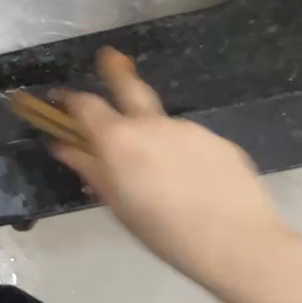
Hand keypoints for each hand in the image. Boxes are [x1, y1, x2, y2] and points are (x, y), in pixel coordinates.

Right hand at [52, 46, 298, 281]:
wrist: (241, 246)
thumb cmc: (165, 231)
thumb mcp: (117, 204)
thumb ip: (89, 168)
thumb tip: (62, 147)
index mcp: (117, 138)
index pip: (85, 105)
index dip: (69, 99)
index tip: (60, 98)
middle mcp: (150, 124)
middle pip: (128, 86)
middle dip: (115, 69)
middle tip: (109, 56)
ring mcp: (188, 129)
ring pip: (163, 125)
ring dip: (156, 135)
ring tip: (166, 171)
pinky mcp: (220, 142)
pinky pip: (193, 142)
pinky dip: (186, 154)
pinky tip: (196, 182)